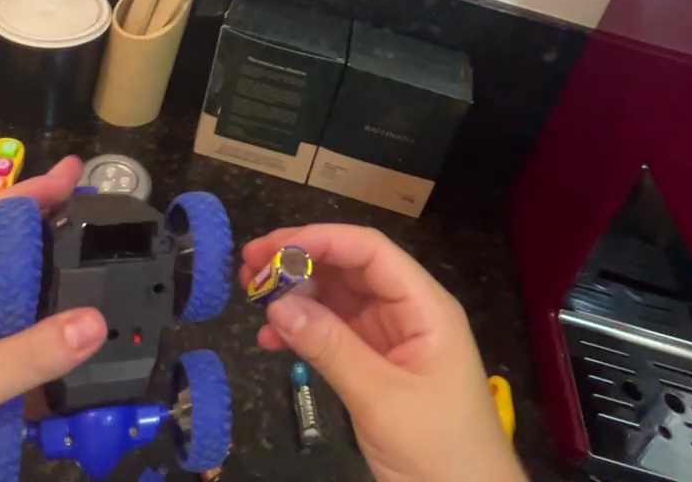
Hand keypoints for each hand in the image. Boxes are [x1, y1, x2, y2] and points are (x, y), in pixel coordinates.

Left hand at [0, 156, 106, 481]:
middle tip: (102, 229)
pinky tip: (88, 371)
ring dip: (60, 309)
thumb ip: (24, 356)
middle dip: (53, 243)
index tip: (71, 174)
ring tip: (108, 292)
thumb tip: (97, 320)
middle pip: (10, 269)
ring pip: (22, 323)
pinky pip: (27, 374)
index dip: (25, 194)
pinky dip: (57, 369)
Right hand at [242, 225, 524, 481]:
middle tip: (250, 264)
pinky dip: (302, 331)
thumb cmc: (441, 451)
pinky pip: (333, 333)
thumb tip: (276, 304)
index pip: (370, 251)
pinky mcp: (375, 364)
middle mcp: (406, 309)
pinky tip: (271, 339)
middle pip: (349, 267)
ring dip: (295, 294)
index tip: (274, 247)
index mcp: (424, 304)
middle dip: (300, 261)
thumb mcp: (383, 400)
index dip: (322, 239)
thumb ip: (331, 347)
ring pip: (336, 297)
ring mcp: (389, 336)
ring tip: (251, 293)